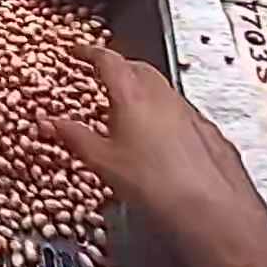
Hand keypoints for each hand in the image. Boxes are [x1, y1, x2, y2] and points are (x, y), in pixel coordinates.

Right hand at [51, 45, 266, 266]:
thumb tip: (51, 122)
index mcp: (133, 97)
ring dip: (143, 89)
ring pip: (164, 89)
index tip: (77, 51)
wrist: (215, 215)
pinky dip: (165, 113)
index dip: (89, 52)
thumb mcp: (100, 160)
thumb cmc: (155, 185)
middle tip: (100, 73)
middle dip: (118, 66)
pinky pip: (184, 113)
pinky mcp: (213, 136)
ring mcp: (193, 116)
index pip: (109, 60)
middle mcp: (165, 99)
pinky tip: (160, 136)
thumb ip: (73, 135)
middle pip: (139, 68)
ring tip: (126, 105)